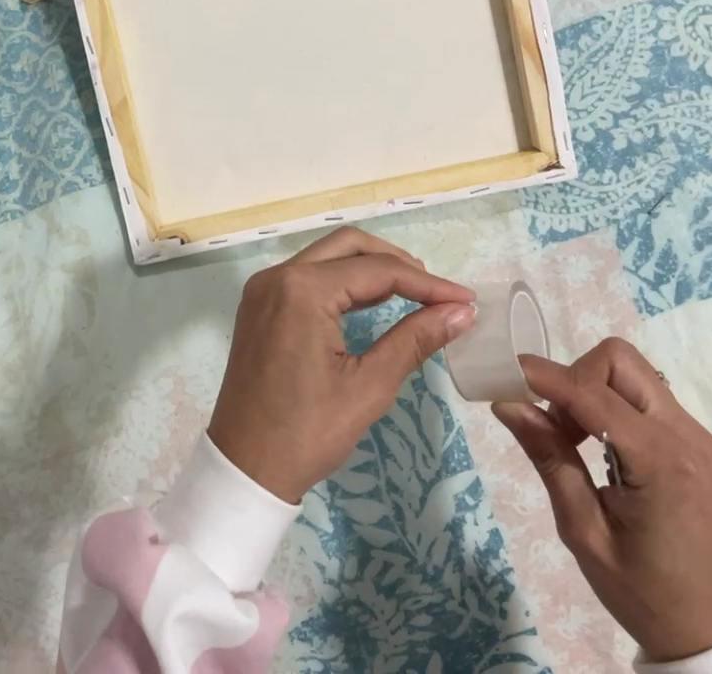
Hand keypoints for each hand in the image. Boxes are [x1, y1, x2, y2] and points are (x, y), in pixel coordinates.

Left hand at [208, 227, 476, 502]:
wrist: (245, 466)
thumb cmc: (307, 432)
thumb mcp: (369, 386)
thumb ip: (415, 340)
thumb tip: (461, 312)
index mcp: (301, 290)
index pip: (376, 270)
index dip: (427, 284)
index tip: (466, 300)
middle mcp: (277, 276)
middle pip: (348, 246)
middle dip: (396, 262)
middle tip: (436, 292)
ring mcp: (263, 290)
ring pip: (327, 257)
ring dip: (370, 268)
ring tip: (415, 294)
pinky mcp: (260, 306)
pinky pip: (307, 277)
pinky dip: (343, 282)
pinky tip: (374, 302)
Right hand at [493, 339, 711, 662]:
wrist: (706, 630)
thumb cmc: (640, 591)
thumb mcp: (582, 530)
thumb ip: (549, 458)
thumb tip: (507, 404)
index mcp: (661, 462)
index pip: (592, 394)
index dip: (542, 377)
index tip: (501, 372)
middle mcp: (685, 435)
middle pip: (618, 361)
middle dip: (572, 377)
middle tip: (551, 424)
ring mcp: (694, 435)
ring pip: (630, 371)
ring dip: (589, 387)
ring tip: (570, 438)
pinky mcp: (692, 441)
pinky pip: (641, 394)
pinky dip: (607, 402)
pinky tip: (594, 444)